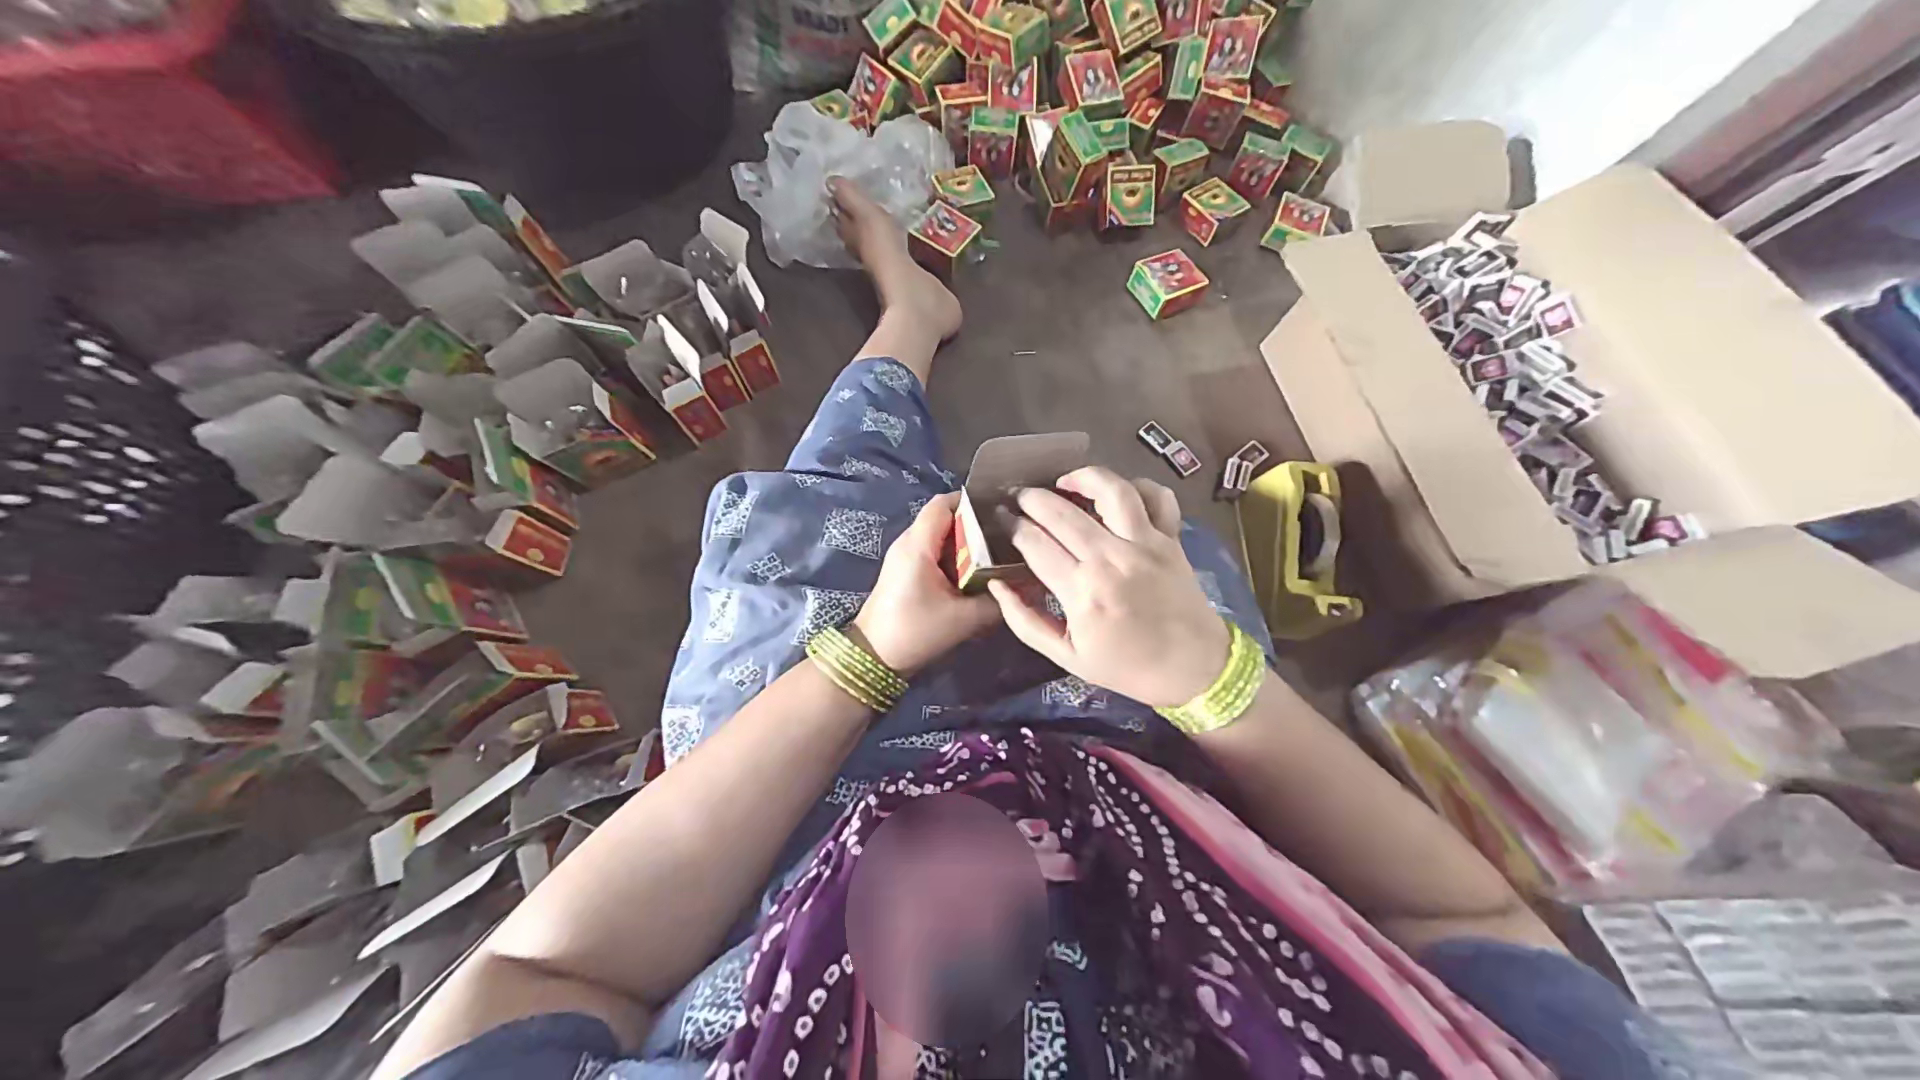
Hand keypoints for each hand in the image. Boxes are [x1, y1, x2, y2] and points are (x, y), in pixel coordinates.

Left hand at [852, 493, 1001, 675]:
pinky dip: (953, 556)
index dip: (972, 502)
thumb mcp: (963, 618)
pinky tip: (974, 573)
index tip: (1001, 512)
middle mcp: (908, 543)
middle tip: (1006, 536)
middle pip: (944, 518)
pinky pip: (933, 551)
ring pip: (940, 535)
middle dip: (975, 524)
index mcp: (918, 545)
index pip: (944, 503)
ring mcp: (903, 557)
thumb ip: (997, 600)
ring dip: (965, 543)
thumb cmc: (915, 632)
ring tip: (996, 554)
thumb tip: (1028, 586)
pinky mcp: (904, 572)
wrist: (874, 657)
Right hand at [986, 467, 1229, 707]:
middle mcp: (1111, 559)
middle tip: (1019, 497)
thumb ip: (1024, 621)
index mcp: (1081, 592)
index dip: (1012, 526)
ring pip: (1112, 491)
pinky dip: (1139, 486)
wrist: (1194, 670)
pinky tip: (1118, 492)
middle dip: (1032, 498)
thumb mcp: (1065, 656)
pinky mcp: (1171, 540)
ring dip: (1082, 477)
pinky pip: (1157, 498)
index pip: (1034, 543)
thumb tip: (996, 585)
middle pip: (1062, 512)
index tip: (1001, 520)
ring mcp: (1144, 544)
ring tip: (1064, 482)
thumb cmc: (1127, 667)